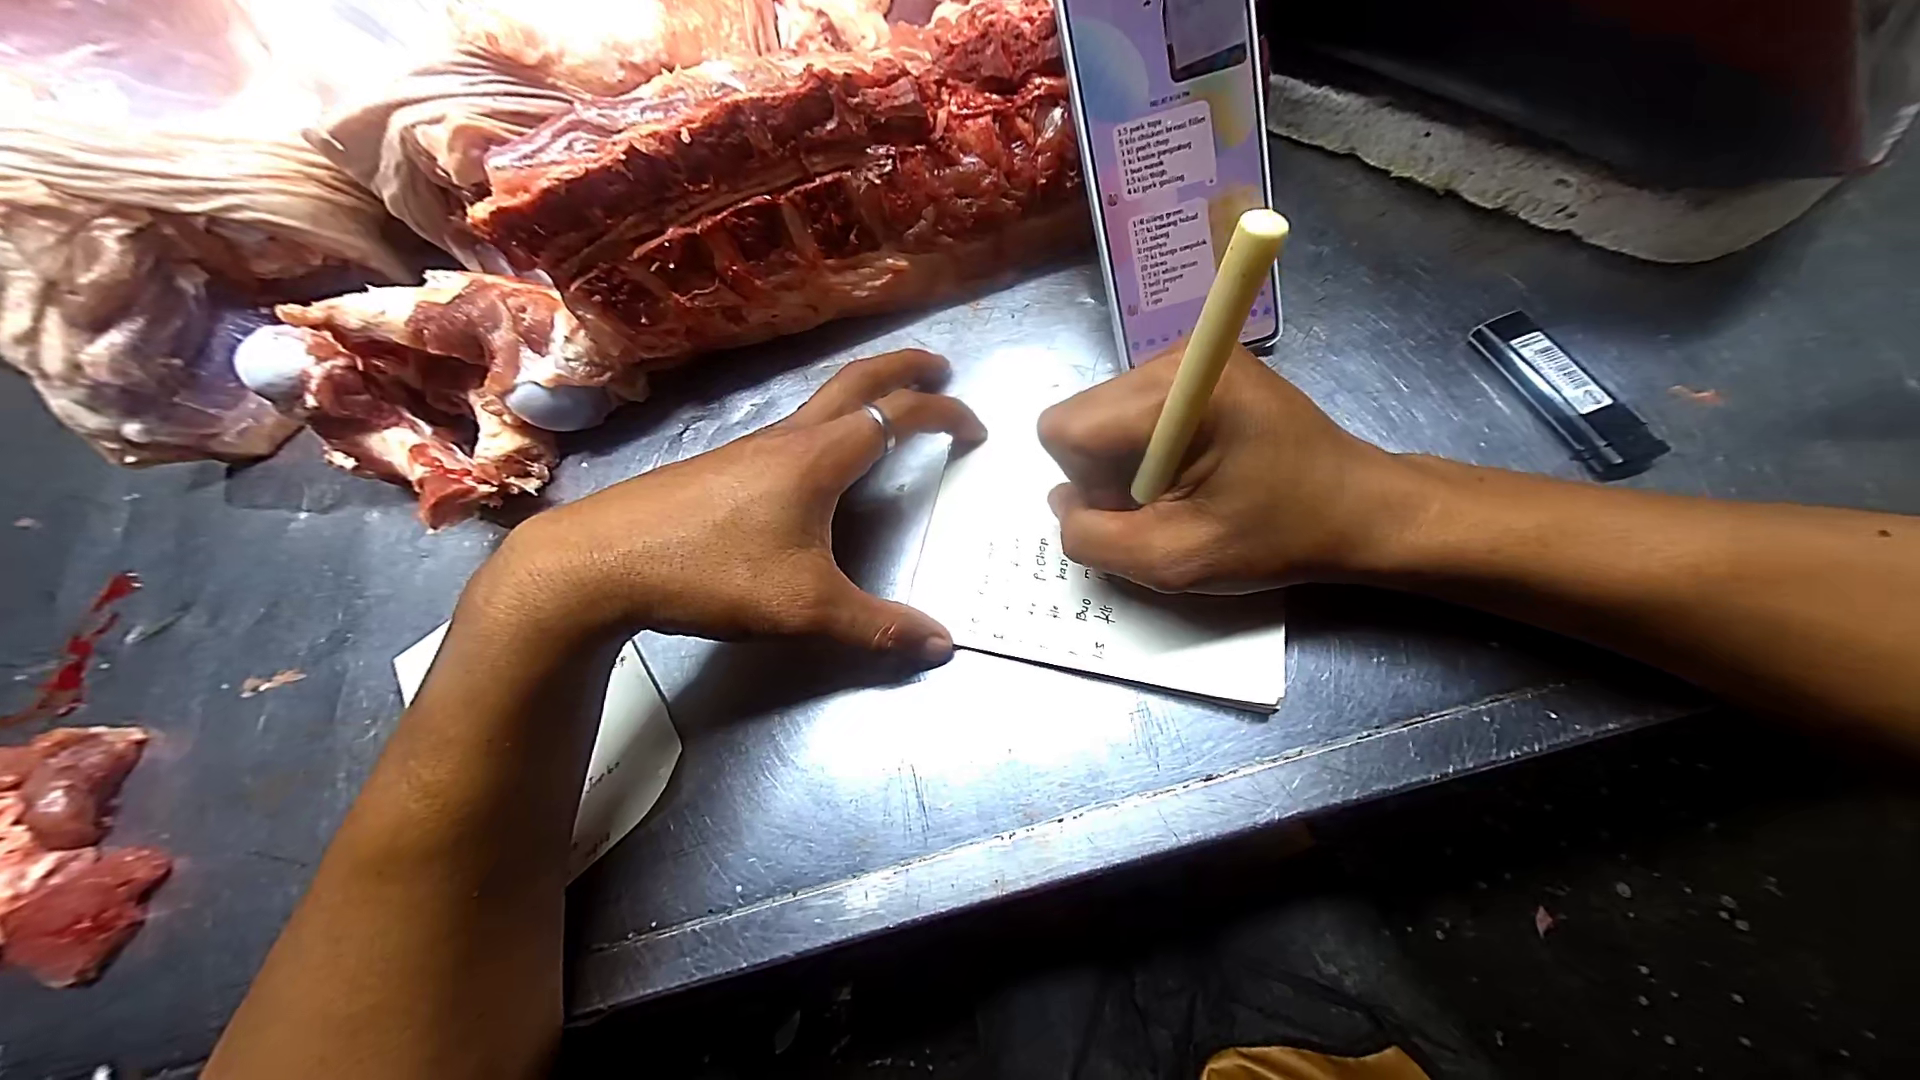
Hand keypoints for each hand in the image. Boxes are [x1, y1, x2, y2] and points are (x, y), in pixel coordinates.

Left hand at [472, 349, 985, 663]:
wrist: (598, 563)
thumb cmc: (710, 574)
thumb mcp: (804, 608)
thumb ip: (876, 626)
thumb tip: (943, 645)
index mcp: (818, 459)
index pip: (897, 417)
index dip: (944, 415)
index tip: (976, 426)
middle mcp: (788, 439)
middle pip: (857, 381)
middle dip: (905, 368)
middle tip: (940, 368)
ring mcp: (750, 448)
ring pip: (821, 402)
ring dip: (865, 395)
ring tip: (890, 411)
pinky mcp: (724, 466)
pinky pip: (794, 427)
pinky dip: (830, 422)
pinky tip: (820, 458)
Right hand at [1037, 344, 1424, 591]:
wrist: (1360, 510)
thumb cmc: (1277, 536)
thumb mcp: (1175, 560)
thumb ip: (1093, 538)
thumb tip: (1062, 502)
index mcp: (1176, 389)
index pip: (1065, 429)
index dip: (1087, 484)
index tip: (1142, 507)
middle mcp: (1172, 357)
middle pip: (1079, 422)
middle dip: (1105, 477)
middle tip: (1167, 506)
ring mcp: (1183, 361)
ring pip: (1099, 422)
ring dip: (1125, 471)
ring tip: (1185, 493)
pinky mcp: (1190, 375)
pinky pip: (1126, 419)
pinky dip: (1142, 458)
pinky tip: (1191, 476)